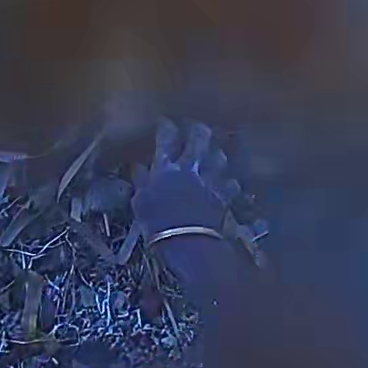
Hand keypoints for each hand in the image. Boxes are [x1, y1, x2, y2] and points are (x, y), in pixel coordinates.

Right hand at [132, 119, 239, 240]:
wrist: (189, 244)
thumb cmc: (158, 224)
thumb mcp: (140, 202)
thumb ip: (141, 180)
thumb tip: (137, 166)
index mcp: (166, 166)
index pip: (167, 135)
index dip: (165, 125)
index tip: (164, 123)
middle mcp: (191, 165)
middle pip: (199, 135)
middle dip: (196, 129)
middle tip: (192, 129)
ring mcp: (212, 177)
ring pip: (218, 153)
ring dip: (214, 151)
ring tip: (210, 152)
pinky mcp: (227, 193)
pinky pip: (231, 179)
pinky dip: (227, 179)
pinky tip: (223, 182)